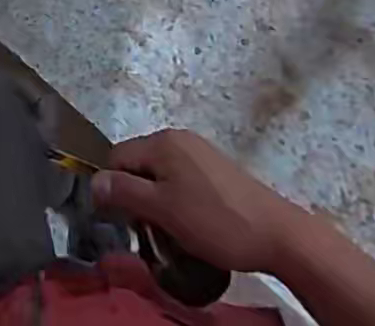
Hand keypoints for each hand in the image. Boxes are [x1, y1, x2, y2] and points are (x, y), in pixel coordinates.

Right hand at [92, 129, 308, 273]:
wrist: (281, 236)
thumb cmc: (216, 221)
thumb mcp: (164, 211)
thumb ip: (125, 193)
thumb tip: (93, 182)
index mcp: (161, 142)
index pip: (116, 157)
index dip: (115, 188)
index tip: (128, 220)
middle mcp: (177, 137)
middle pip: (138, 163)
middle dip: (138, 195)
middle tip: (152, 228)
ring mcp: (199, 150)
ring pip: (160, 172)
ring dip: (159, 199)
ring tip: (174, 229)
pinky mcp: (216, 167)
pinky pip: (181, 176)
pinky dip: (179, 197)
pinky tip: (195, 221)